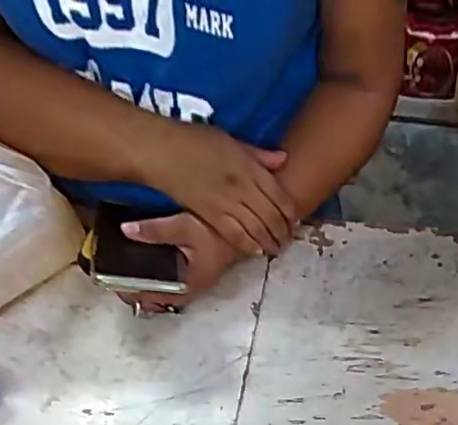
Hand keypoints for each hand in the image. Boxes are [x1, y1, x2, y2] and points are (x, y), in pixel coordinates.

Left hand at [119, 212, 241, 313]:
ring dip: (139, 280)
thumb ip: (156, 230)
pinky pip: (164, 279)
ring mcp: (188, 283)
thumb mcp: (185, 227)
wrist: (246, 233)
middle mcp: (185, 289)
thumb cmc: (218, 233)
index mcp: (184, 285)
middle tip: (108, 269)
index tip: (108, 278)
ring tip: (118, 265)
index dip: (126, 290)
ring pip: (157, 289)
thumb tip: (126, 229)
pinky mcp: (190, 273)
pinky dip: (150, 274)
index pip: (148, 297)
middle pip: (150, 296)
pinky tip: (139, 260)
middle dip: (130, 285)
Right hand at [139, 124, 296, 255]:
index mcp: (248, 167)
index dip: (290, 213)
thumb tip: (283, 160)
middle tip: (288, 239)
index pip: (279, 196)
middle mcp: (242, 187)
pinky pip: (237, 236)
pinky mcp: (212, 216)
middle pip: (271, 217)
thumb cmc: (195, 141)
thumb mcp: (231, 141)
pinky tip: (258, 251)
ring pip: (257, 229)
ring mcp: (227, 203)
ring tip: (276, 248)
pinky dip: (250, 245)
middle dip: (283, 232)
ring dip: (270, 242)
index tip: (295, 221)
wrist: (162, 151)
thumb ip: (258, 155)